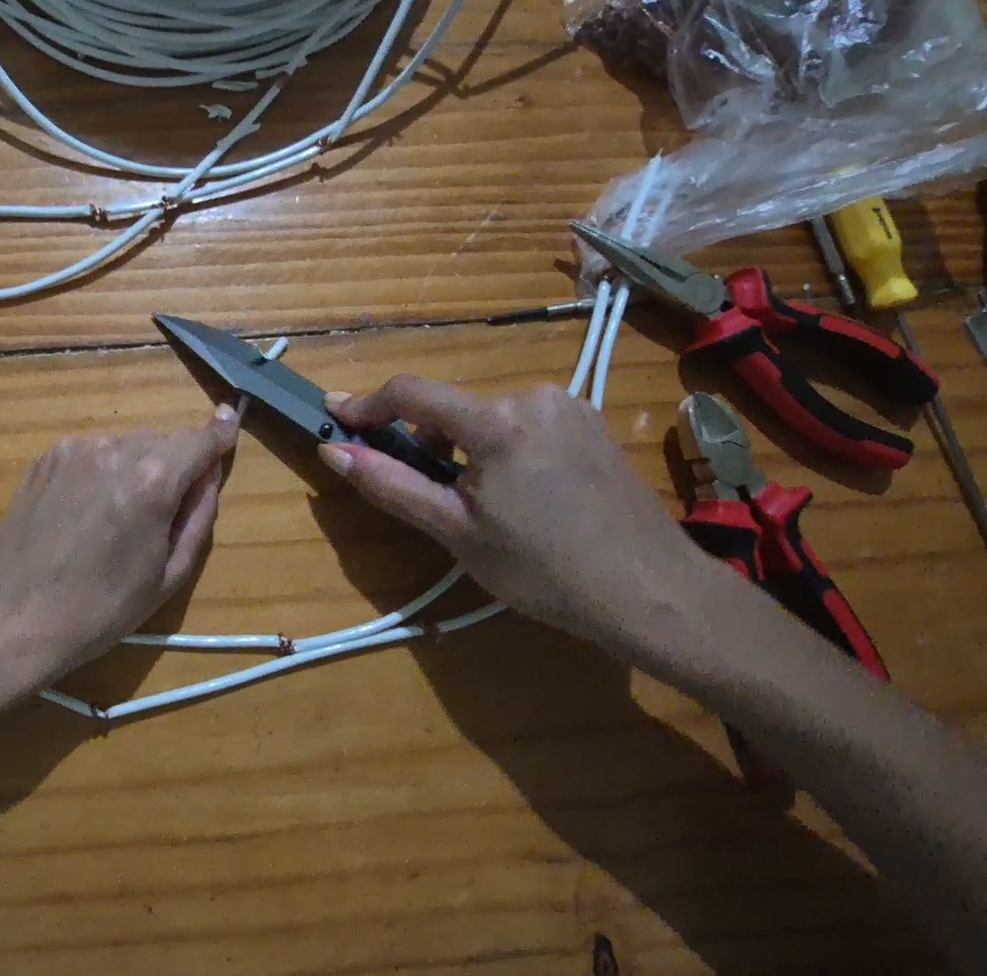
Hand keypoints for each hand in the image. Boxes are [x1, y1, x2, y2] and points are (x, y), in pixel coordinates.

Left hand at [0, 405, 239, 686]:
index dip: (218, 435)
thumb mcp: (171, 574)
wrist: (21, 616)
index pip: (198, 441)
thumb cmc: (104, 607)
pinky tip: (84, 511)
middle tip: (158, 514)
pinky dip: (100, 471)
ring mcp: (75, 451)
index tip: (230, 422)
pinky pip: (91, 453)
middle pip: (162, 442)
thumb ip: (199, 515)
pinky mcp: (47, 458)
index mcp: (153, 481)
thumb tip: (211, 471)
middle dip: (171, 467)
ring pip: (125, 446)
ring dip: (133, 469)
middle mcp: (115, 451)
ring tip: (113, 517)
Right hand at [318, 376, 714, 657]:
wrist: (654, 594)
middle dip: (424, 442)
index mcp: (497, 422)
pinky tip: (521, 498)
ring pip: (488, 418)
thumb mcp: (455, 532)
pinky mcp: (591, 426)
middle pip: (452, 408)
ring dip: (463, 449)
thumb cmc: (544, 570)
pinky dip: (500, 450)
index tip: (334, 417)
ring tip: (479, 506)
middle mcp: (533, 398)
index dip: (367, 404)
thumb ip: (391, 484)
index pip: (412, 392)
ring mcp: (569, 409)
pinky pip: (523, 426)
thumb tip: (332, 449)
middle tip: (425, 495)